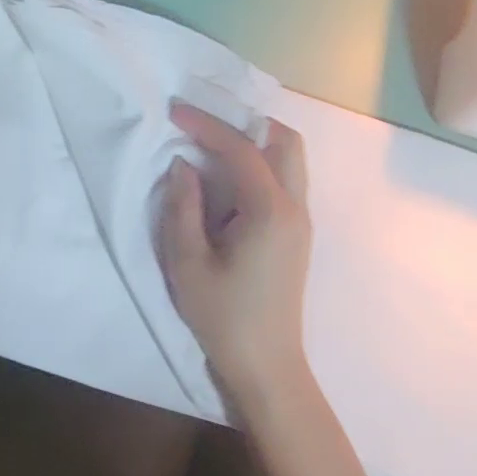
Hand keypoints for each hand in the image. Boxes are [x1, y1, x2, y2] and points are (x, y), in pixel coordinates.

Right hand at [157, 103, 312, 395]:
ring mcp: (301, 221)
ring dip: (254, 142)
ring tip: (210, 144)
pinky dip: (258, 164)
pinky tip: (226, 176)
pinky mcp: (295, 234)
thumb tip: (183, 165)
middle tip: (202, 123)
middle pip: (284, 142)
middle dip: (243, 121)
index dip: (207, 125)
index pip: (242, 150)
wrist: (265, 364)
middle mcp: (295, 208)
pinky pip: (284, 180)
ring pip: (289, 160)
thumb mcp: (187, 262)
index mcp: (270, 212)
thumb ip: (183, 207)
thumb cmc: (223, 316)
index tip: (174, 111)